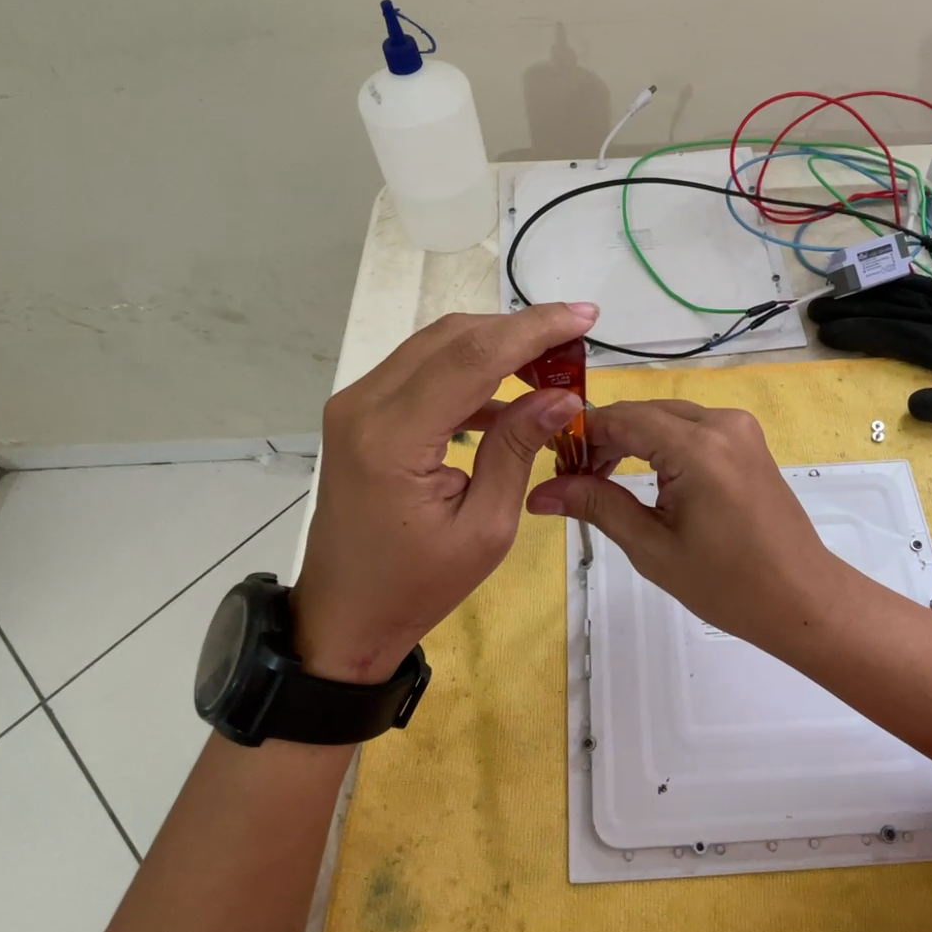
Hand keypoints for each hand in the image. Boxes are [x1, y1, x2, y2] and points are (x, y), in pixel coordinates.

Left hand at [293, 304, 597, 682]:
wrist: (345, 615)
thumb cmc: (417, 587)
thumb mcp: (485, 528)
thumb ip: (517, 449)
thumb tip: (562, 394)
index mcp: (393, 438)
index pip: (472, 357)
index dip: (534, 330)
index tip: (585, 316)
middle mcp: (365, 405)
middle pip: (452, 338)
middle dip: (519, 330)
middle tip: (575, 340)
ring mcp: (356, 405)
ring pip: (436, 346)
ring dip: (494, 345)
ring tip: (551, 363)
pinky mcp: (360, 413)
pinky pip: (421, 371)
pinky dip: (467, 370)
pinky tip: (508, 393)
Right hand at [526, 400, 849, 643]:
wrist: (801, 597)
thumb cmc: (727, 584)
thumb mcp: (652, 547)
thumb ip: (597, 507)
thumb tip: (539, 493)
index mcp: (699, 447)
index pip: (622, 418)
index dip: (581, 436)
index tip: (552, 465)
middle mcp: (722, 422)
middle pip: (643, 412)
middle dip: (604, 439)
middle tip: (572, 479)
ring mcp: (740, 428)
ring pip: (666, 416)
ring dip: (631, 440)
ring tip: (601, 481)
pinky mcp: (748, 440)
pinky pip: (691, 427)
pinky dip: (661, 443)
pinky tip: (643, 476)